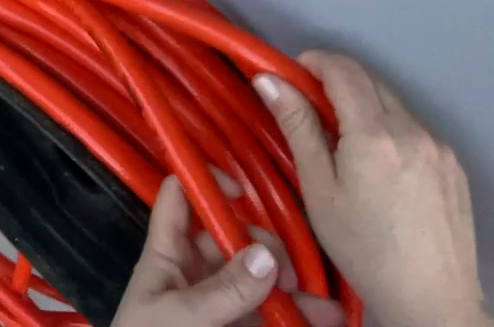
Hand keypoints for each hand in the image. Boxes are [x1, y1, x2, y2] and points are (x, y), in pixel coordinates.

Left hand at [113, 174, 343, 326]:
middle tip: (288, 278)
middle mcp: (194, 273)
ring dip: (292, 292)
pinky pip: (268, 318)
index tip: (240, 190)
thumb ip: (224, 292)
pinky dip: (296, 318)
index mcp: (167, 255)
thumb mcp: (181, 320)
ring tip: (327, 311)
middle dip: (264, 249)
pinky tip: (326, 321)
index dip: (204, 182)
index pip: (180, 198)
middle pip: (232, 239)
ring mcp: (217, 305)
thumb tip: (268, 255)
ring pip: (257, 282)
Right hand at [255, 53, 492, 326]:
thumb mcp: (318, 189)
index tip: (293, 75)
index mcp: (375, 134)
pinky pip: (413, 125)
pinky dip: (388, 124)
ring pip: (392, 100)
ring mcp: (438, 145)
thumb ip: (297, 126)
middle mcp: (412, 129)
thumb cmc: (364, 250)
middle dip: (335, 77)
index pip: (342, 69)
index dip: (313, 62)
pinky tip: (377, 161)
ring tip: (342, 137)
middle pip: (368, 77)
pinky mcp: (454, 163)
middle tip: (309, 102)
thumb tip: (269, 80)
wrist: (434, 304)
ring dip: (362, 100)